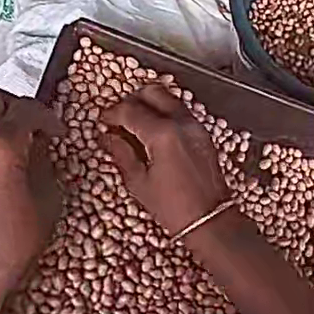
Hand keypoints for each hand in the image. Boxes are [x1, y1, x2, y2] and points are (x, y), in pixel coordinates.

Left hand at [0, 85, 61, 295]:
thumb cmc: (12, 240)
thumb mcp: (47, 196)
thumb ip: (44, 161)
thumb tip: (42, 147)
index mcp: (0, 145)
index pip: (26, 109)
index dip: (48, 117)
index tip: (58, 130)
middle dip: (18, 104)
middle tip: (37, 123)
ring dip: (3, 119)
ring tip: (26, 141)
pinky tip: (11, 158)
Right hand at [98, 83, 230, 234]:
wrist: (210, 220)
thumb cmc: (174, 208)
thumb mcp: (139, 183)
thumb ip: (121, 154)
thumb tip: (109, 137)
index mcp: (163, 133)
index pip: (130, 110)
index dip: (112, 113)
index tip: (103, 121)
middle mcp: (182, 123)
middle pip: (152, 93)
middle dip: (132, 101)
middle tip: (118, 118)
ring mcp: (196, 127)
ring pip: (169, 100)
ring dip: (150, 105)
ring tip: (135, 126)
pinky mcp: (204, 136)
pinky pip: (181, 113)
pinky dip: (165, 115)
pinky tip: (154, 134)